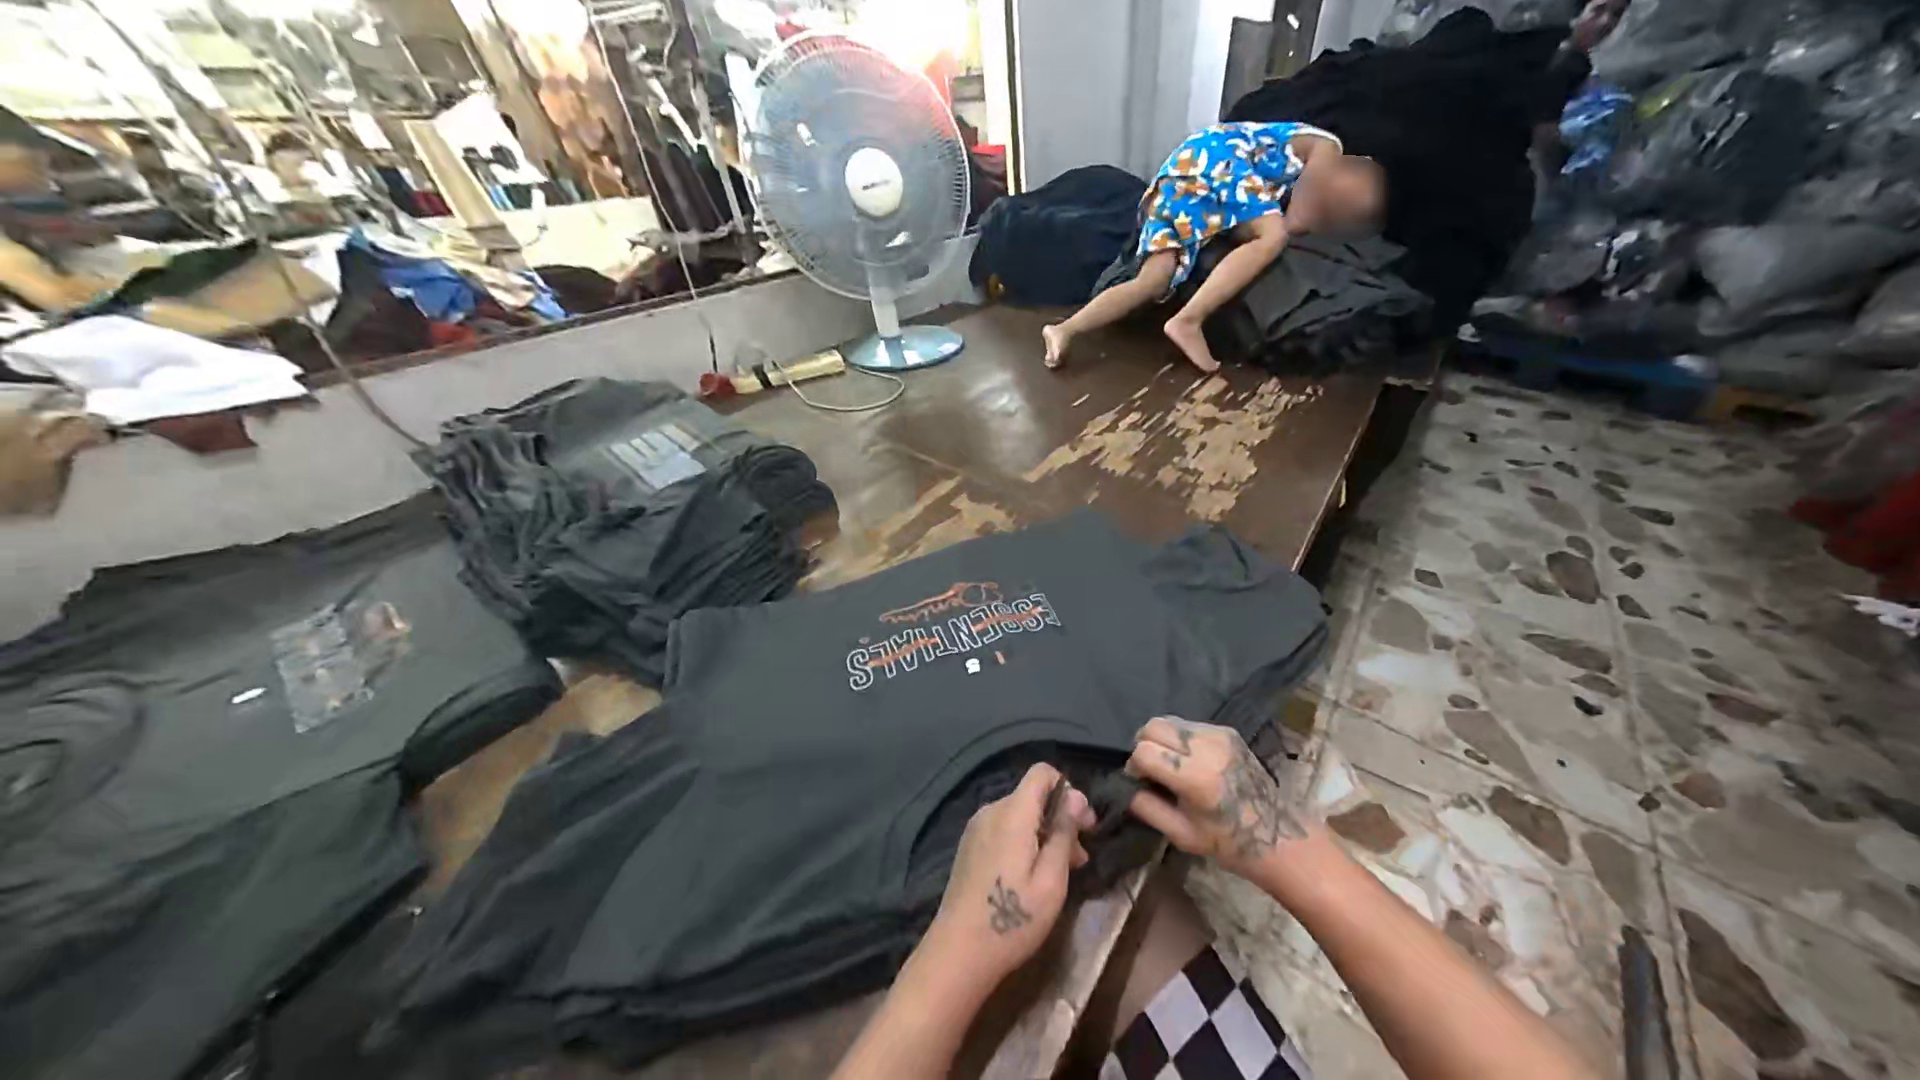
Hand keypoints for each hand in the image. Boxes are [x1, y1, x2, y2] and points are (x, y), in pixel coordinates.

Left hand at [919, 763, 1095, 995]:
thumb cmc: (1013, 918)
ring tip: (1060, 872)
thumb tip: (1076, 796)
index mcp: (1012, 812)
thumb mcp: (1051, 879)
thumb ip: (1064, 832)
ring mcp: (976, 827)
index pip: (1042, 772)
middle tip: (1081, 858)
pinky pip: (1004, 827)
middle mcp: (991, 810)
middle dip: (1060, 818)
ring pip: (1019, 814)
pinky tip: (1032, 875)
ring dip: (1044, 833)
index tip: (1084, 824)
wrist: (959, 951)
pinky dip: (1024, 840)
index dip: (1068, 789)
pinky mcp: (970, 845)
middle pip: (1032, 796)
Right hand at [1124, 716, 1307, 879]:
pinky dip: (1179, 738)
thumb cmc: (1227, 841)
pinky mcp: (1227, 731)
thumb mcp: (1180, 834)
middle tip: (1153, 771)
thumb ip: (1146, 807)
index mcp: (1196, 777)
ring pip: (1168, 721)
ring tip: (1171, 764)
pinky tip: (1189, 761)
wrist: (1278, 834)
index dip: (1135, 767)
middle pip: (1152, 726)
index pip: (1143, 751)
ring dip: (1161, 740)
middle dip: (1144, 746)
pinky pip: (1188, 724)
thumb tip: (1125, 787)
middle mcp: (1207, 748)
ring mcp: (1219, 735)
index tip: (1142, 783)